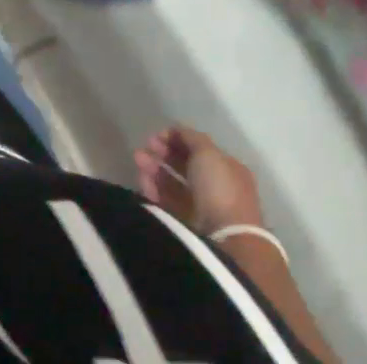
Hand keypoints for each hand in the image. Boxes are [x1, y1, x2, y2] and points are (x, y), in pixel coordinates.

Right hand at [135, 125, 264, 233]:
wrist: (225, 237)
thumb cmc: (220, 189)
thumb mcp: (208, 153)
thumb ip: (191, 137)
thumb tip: (176, 130)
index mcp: (228, 170)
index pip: (200, 150)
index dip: (177, 139)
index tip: (157, 135)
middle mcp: (217, 187)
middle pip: (185, 166)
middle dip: (163, 153)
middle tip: (145, 147)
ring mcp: (202, 206)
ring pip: (173, 182)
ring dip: (154, 169)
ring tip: (138, 159)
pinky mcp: (187, 222)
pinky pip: (166, 200)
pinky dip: (154, 188)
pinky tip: (143, 180)